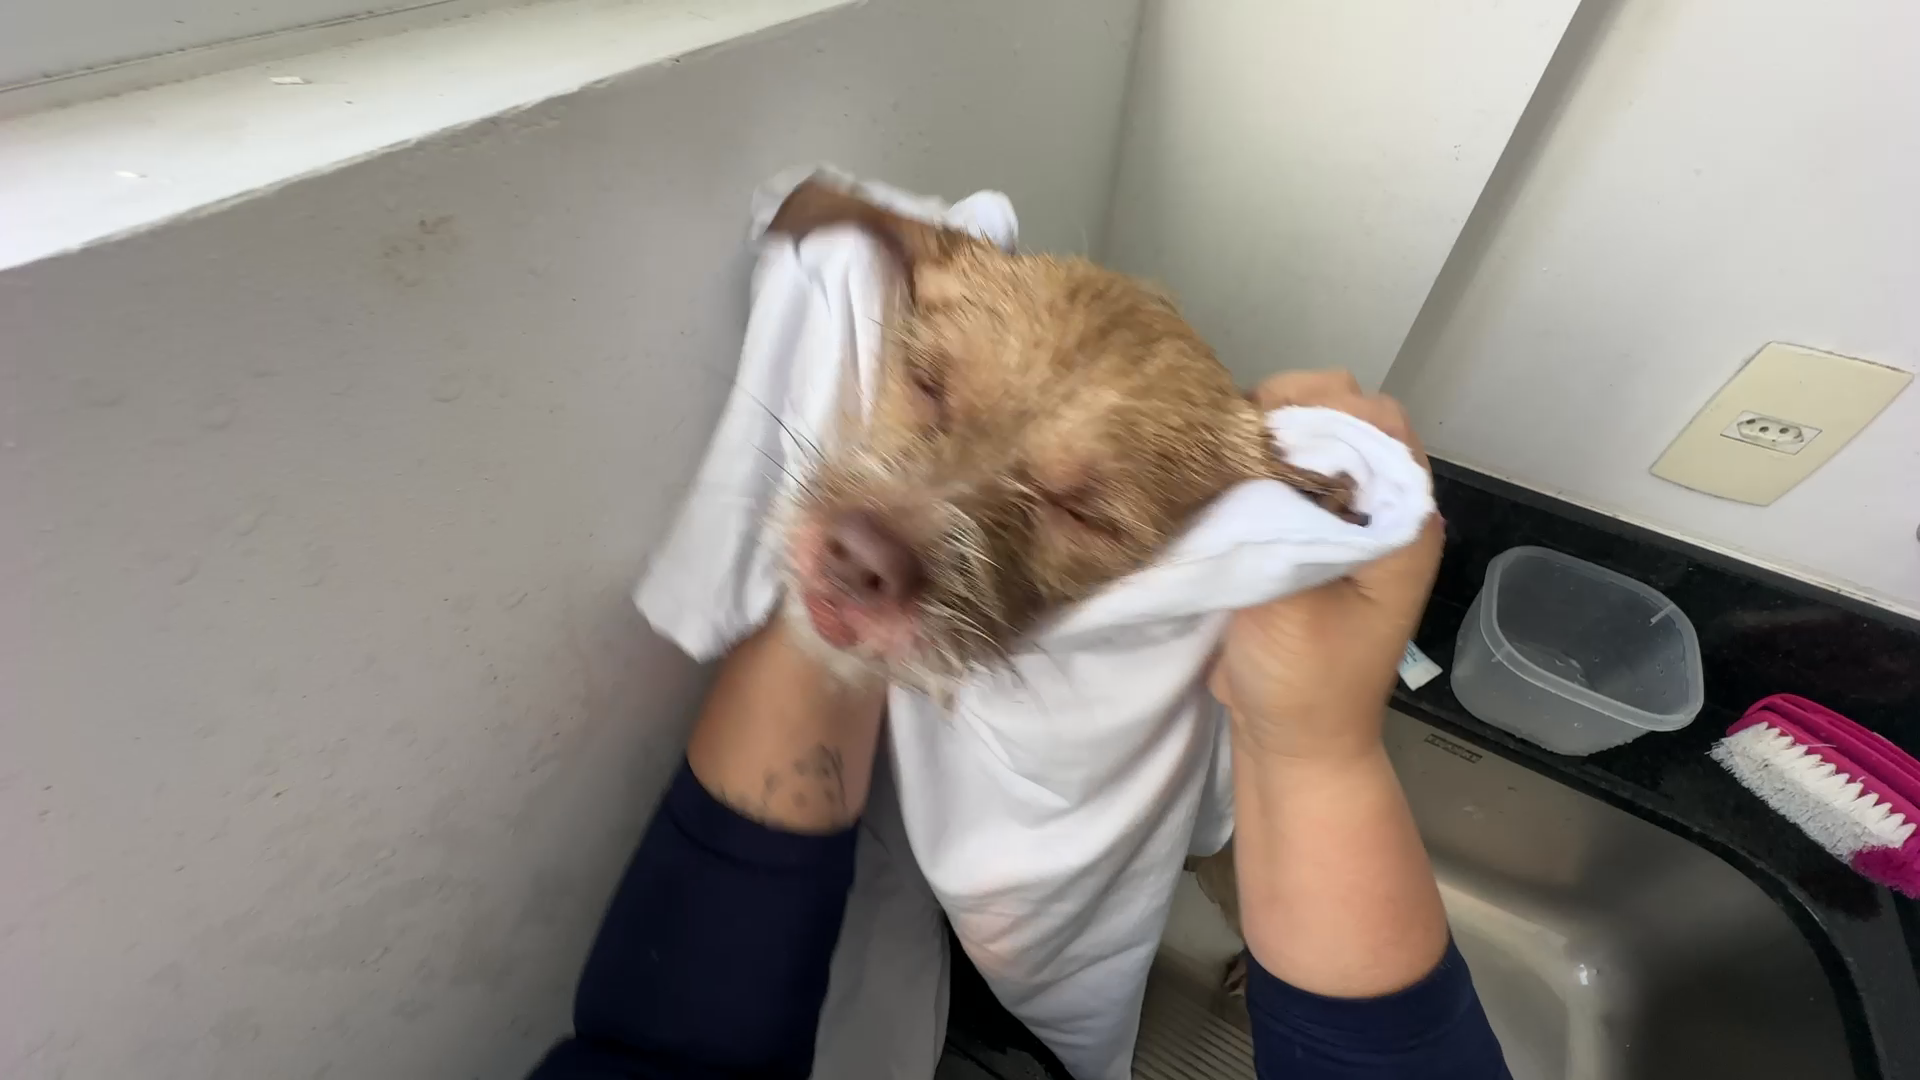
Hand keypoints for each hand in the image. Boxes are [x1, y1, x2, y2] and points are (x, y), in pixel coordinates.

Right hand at [1210, 370, 1442, 762]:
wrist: (1294, 739)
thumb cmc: (1306, 682)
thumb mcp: (1294, 605)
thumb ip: (1282, 526)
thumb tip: (1251, 449)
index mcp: (1398, 520)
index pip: (1374, 421)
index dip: (1317, 406)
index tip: (1254, 428)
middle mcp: (1377, 509)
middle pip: (1342, 420)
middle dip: (1284, 413)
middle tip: (1228, 441)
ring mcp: (1337, 522)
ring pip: (1305, 446)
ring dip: (1260, 440)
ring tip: (1215, 459)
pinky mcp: (1300, 537)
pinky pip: (1278, 479)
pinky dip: (1247, 470)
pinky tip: (1214, 483)